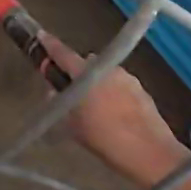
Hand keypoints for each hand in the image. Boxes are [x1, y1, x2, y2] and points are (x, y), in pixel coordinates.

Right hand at [38, 34, 184, 179]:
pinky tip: (114, 116)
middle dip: (77, 74)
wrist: (149, 153)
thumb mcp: (71, 125)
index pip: (63, 54)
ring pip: (105, 75)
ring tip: (95, 110)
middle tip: (71, 94)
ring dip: (96, 85)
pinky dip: (113, 95)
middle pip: (86, 64)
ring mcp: (128, 78)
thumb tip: (53, 92)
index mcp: (86, 74)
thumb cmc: (103, 138)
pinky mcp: (143, 90)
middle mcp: (108, 69)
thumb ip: (60, 104)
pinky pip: (120, 86)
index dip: (50, 45)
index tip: (41, 36)